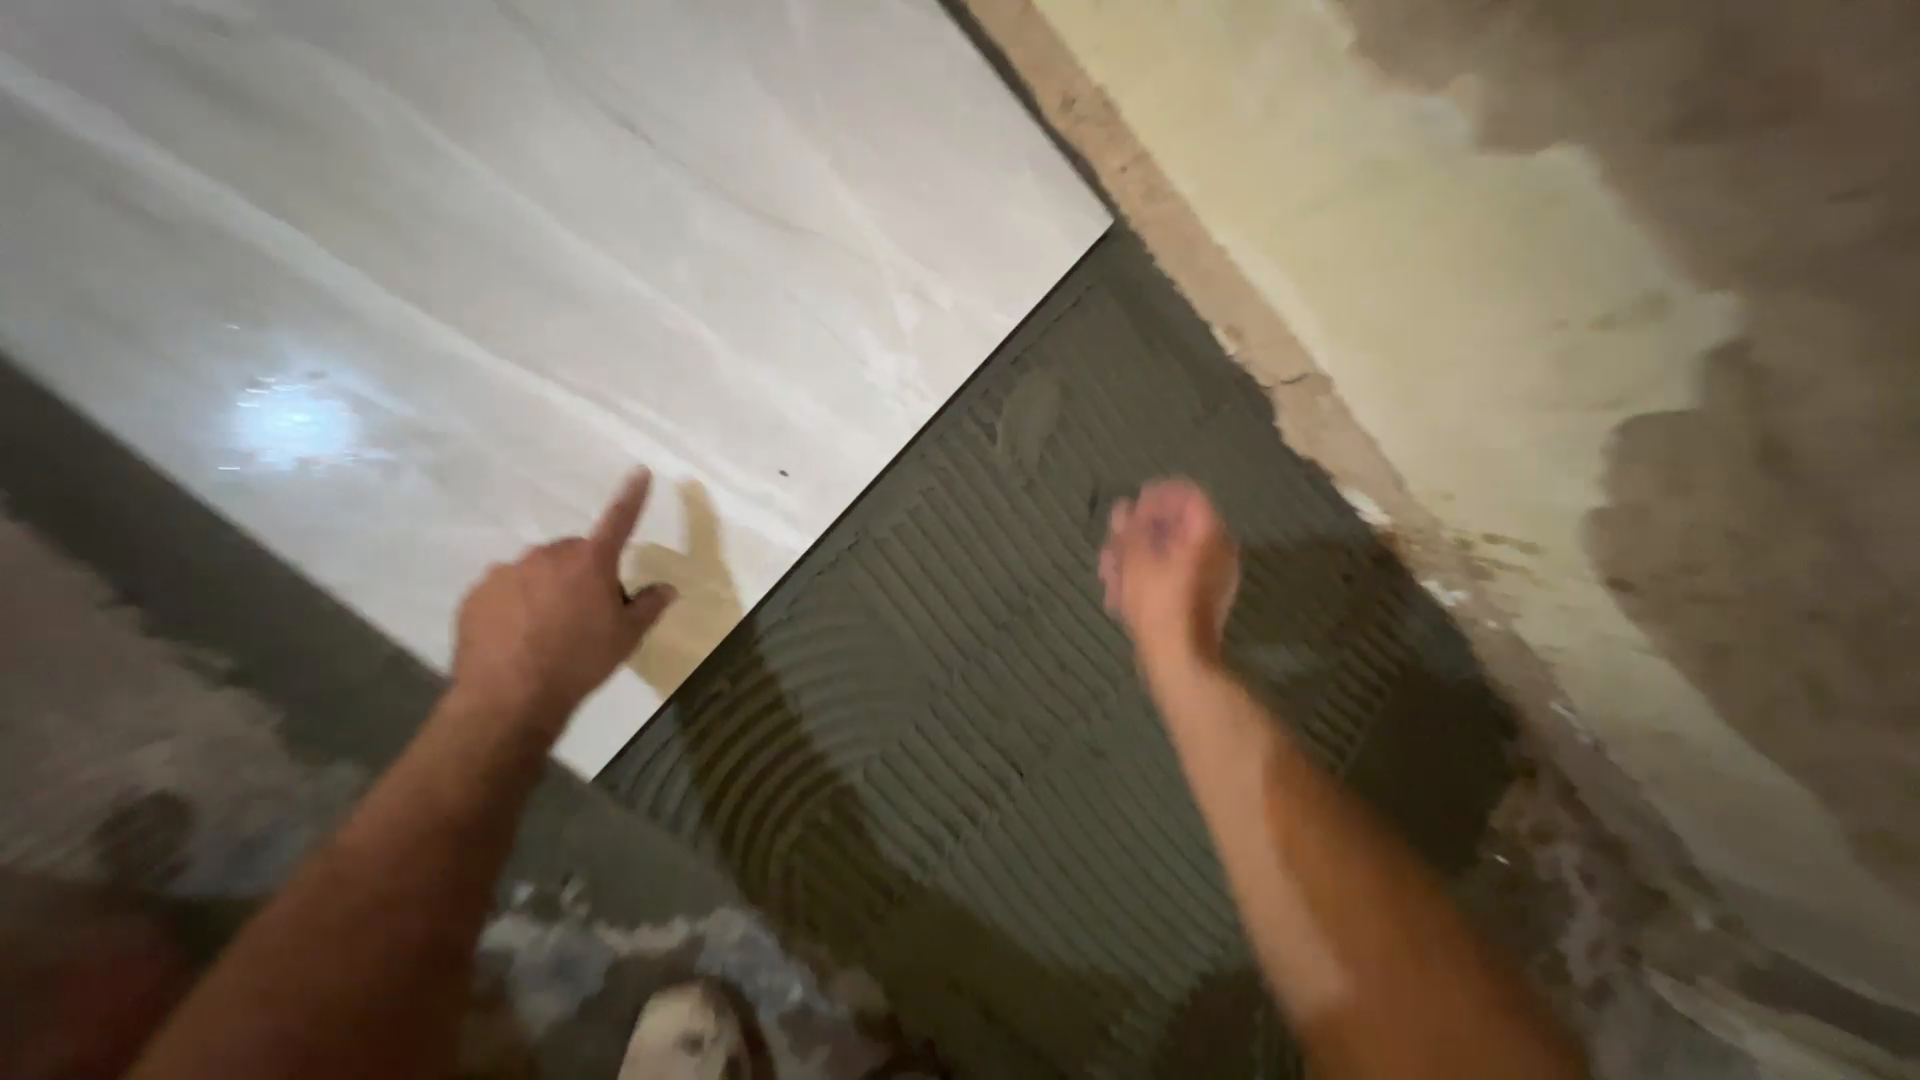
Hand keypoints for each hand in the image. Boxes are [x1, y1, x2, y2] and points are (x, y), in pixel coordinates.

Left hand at [449, 469, 676, 727]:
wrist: (509, 698)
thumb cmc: (579, 663)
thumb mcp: (626, 638)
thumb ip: (649, 607)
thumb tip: (668, 588)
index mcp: (590, 563)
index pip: (618, 520)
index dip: (632, 496)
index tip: (640, 471)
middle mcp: (547, 556)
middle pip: (573, 554)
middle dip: (581, 574)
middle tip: (587, 614)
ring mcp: (506, 572)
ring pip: (536, 572)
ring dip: (546, 589)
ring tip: (547, 632)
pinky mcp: (476, 594)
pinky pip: (505, 591)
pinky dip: (515, 606)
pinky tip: (518, 638)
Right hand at [1099, 478, 1240, 667]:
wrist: (1180, 660)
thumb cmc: (1158, 604)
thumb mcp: (1135, 560)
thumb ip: (1130, 528)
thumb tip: (1124, 508)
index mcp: (1209, 534)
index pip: (1187, 495)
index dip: (1156, 496)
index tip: (1131, 507)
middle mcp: (1218, 551)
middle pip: (1176, 527)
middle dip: (1139, 533)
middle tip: (1113, 544)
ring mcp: (1213, 578)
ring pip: (1170, 554)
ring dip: (1137, 558)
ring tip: (1108, 572)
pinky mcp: (1202, 601)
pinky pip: (1175, 576)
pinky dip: (1149, 578)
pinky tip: (1120, 594)